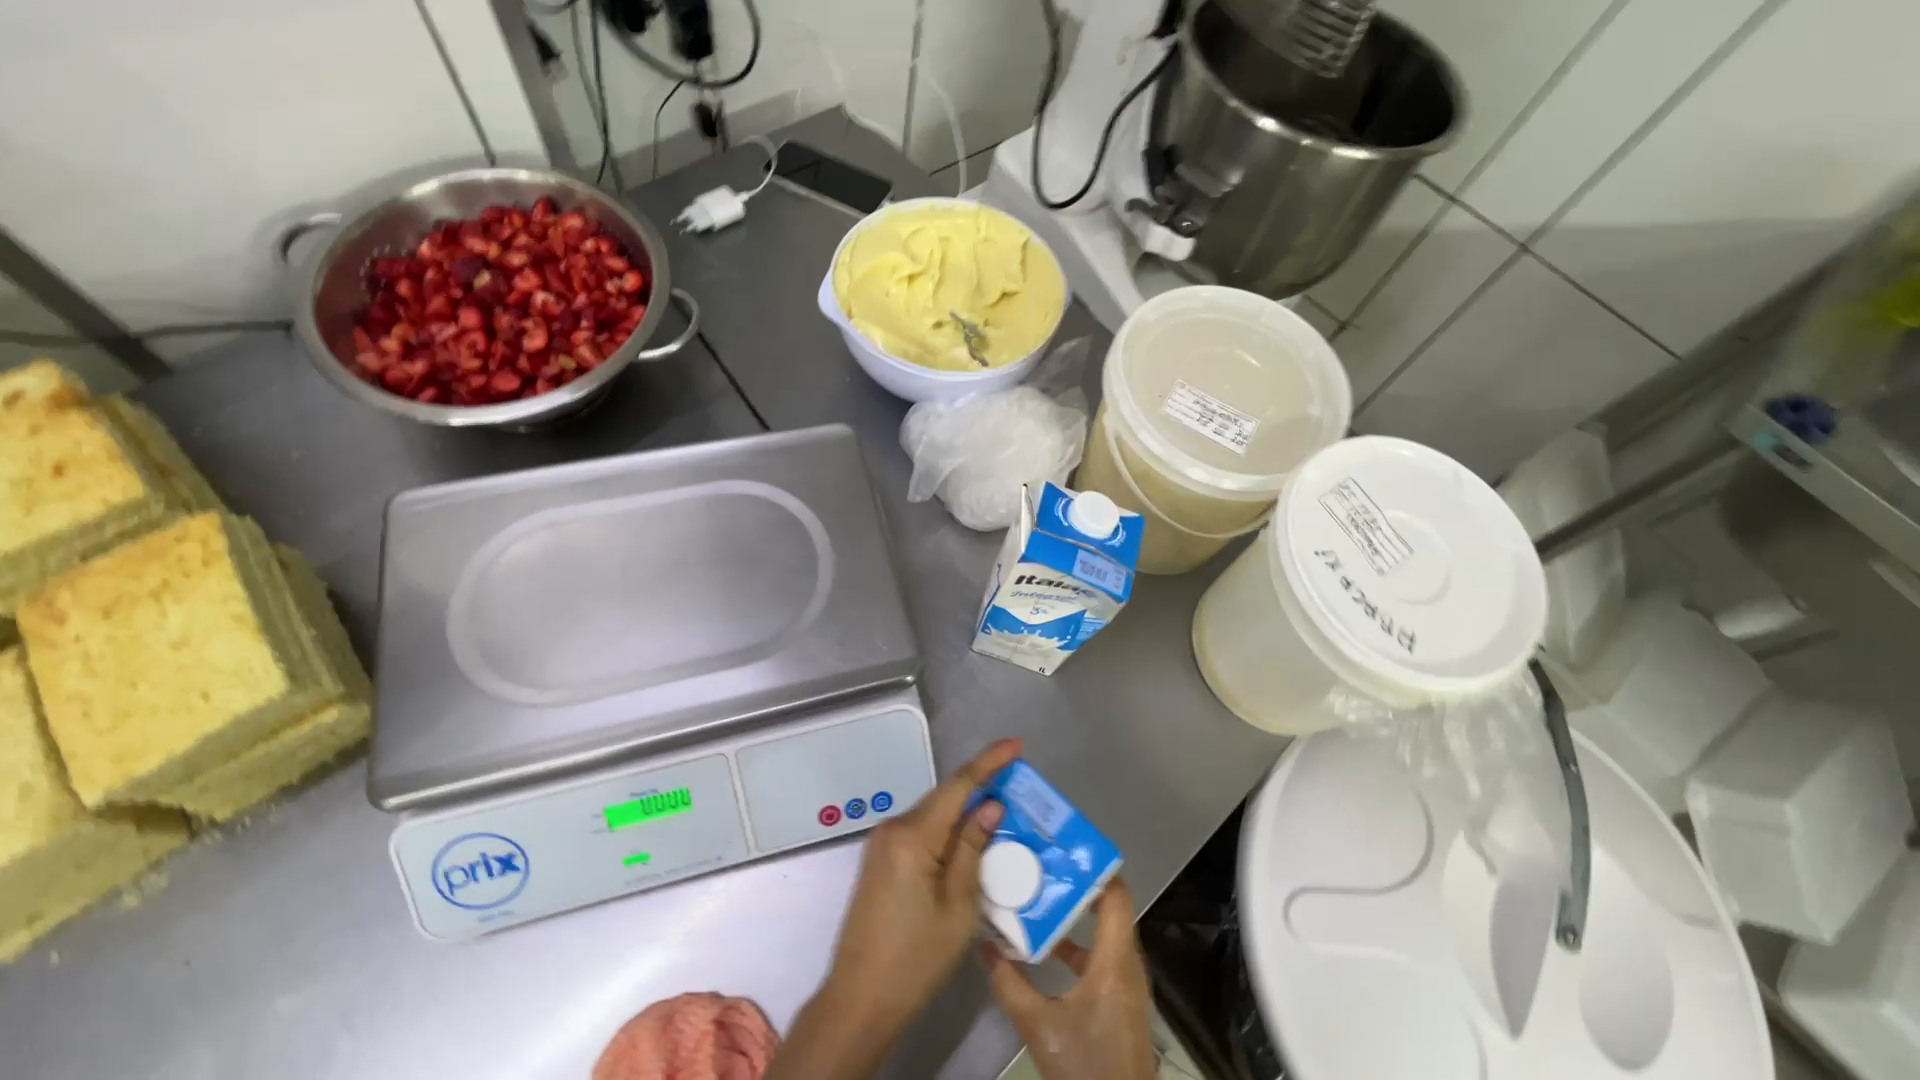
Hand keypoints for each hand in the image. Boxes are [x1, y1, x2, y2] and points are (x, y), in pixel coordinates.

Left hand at [823, 736, 1019, 1024]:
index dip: (989, 762)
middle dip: (981, 789)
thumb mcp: (959, 906)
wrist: (860, 999)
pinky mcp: (881, 863)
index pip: (958, 786)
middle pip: (945, 798)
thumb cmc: (916, 958)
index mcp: (913, 836)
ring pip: (934, 816)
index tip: (1017, 744)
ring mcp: (882, 846)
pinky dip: (949, 833)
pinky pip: (922, 835)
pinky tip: (972, 843)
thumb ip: (973, 850)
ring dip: (966, 814)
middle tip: (1020, 786)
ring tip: (1005, 815)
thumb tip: (990, 806)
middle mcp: (893, 830)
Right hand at [981, 880, 1156, 1079]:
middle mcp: (1128, 965)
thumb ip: (1009, 984)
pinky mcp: (1121, 1001)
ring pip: (1106, 934)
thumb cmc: (1085, 1065)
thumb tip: (985, 946)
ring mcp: (1128, 984)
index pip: (1117, 896)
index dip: (1096, 869)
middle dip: (1078, 886)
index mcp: (1115, 962)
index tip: (1064, 850)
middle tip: (1043, 867)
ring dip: (1077, 915)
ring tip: (1041, 897)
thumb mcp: (1038, 1025)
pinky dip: (1080, 945)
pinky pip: (1104, 957)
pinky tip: (1049, 950)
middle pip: (1110, 909)